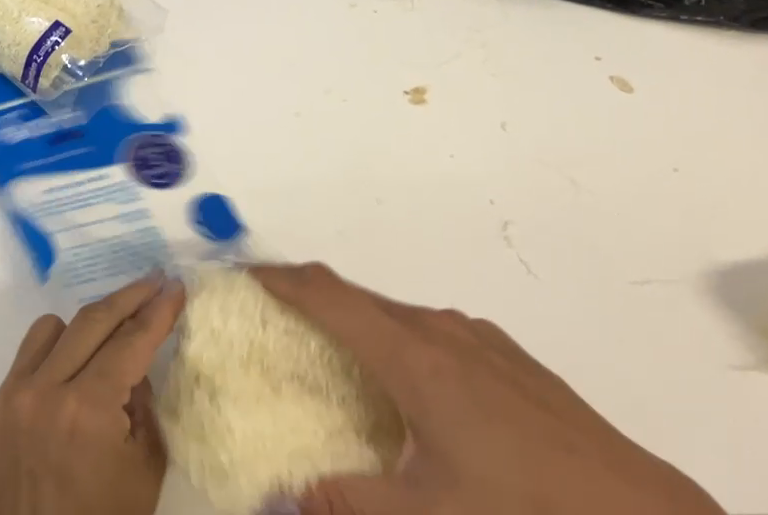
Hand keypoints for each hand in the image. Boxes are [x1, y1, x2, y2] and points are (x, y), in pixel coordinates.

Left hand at [0, 274, 187, 514]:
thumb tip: (132, 363)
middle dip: (127, 298)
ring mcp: (9, 398)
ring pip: (48, 330)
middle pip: (89, 321)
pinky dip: (51, 361)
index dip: (157, 312)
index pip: (130, 342)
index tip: (175, 286)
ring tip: (108, 339)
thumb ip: (142, 405)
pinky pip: (23, 364)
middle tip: (152, 281)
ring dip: (83, 329)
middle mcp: (43, 392)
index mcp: (88, 409)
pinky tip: (69, 380)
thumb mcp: (145, 467)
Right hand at [252, 265, 725, 514]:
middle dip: (312, 301)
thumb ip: (345, 501)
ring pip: (398, 314)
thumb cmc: (525, 507)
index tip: (243, 275)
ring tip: (339, 358)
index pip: (328, 295)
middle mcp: (442, 331)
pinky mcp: (513, 359)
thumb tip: (282, 497)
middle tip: (278, 324)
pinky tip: (414, 390)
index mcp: (413, 356)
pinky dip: (399, 340)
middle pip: (359, 298)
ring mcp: (482, 341)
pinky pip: (434, 331)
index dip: (280, 279)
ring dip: (359, 323)